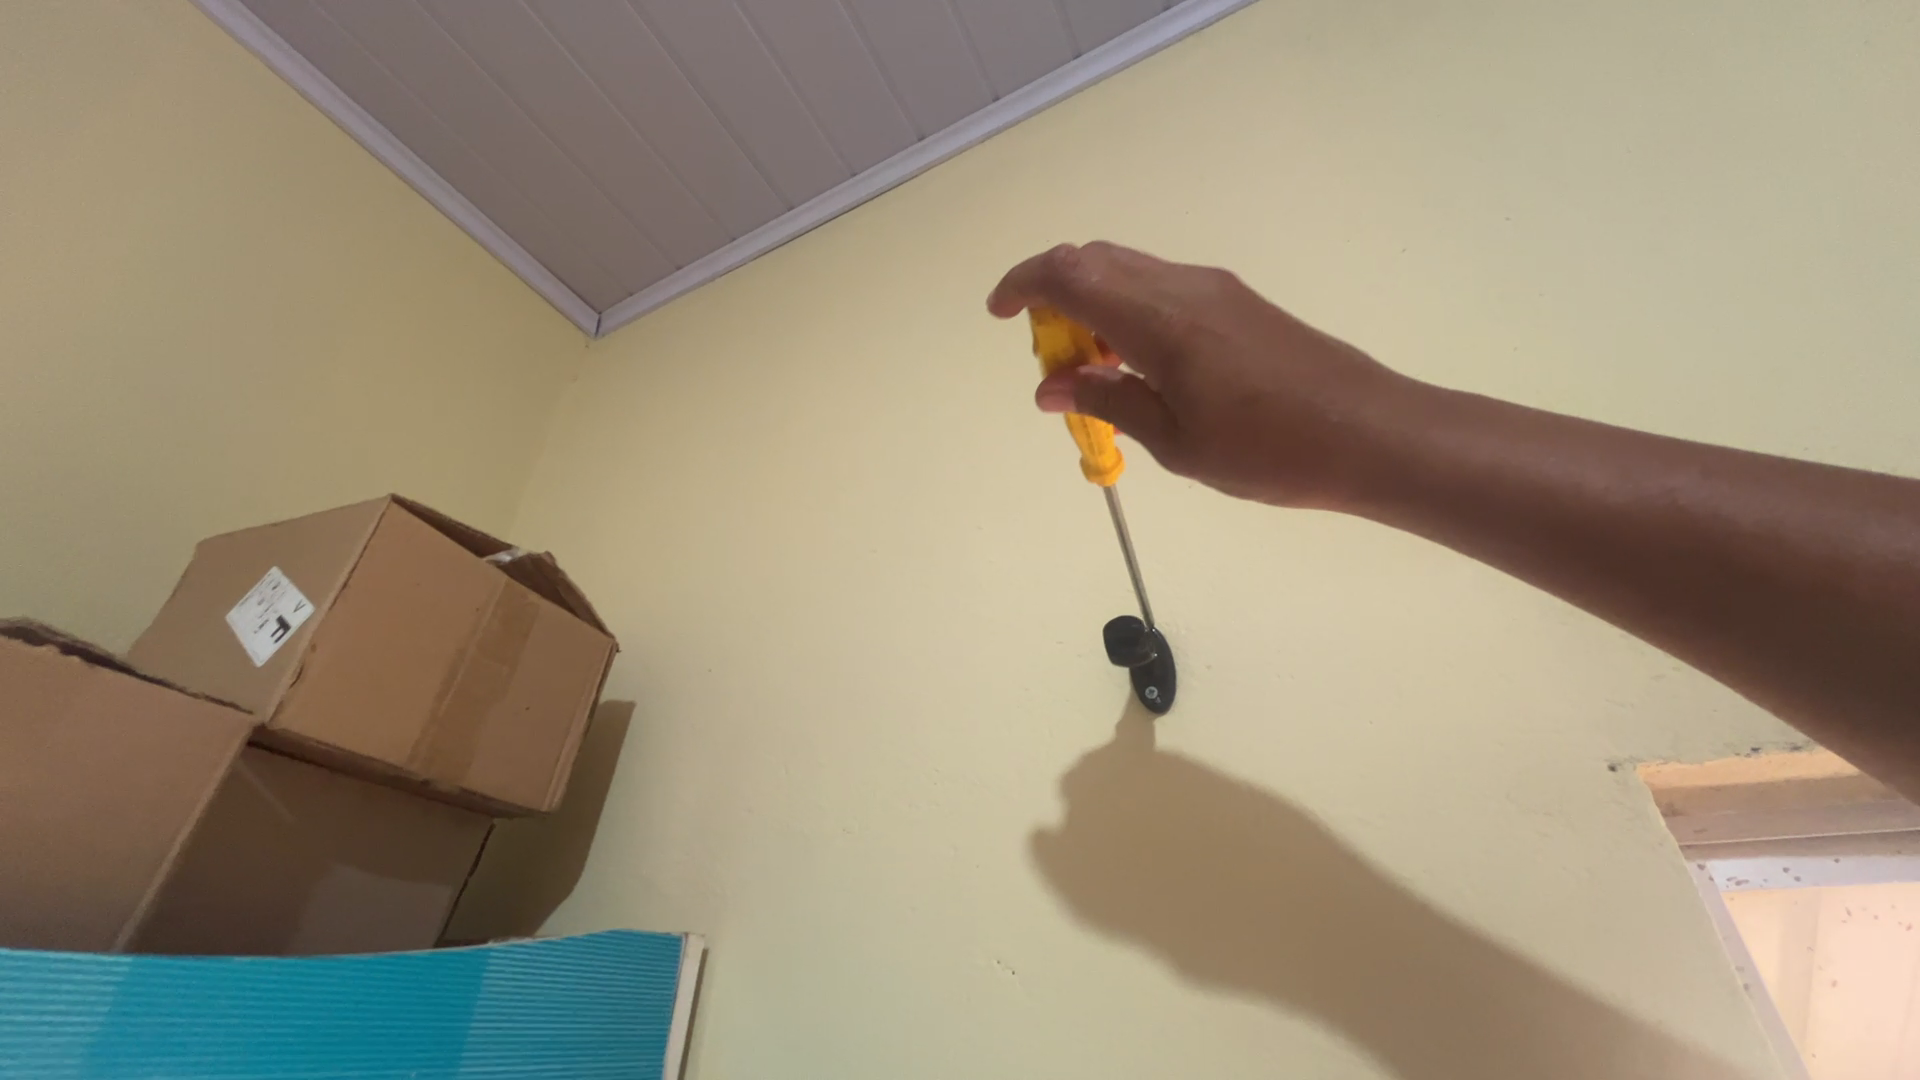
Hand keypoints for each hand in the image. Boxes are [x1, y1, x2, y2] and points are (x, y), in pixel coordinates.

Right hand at [988, 242, 1420, 509]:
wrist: (1371, 434)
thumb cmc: (1267, 451)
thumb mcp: (1173, 441)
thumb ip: (1107, 401)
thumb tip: (1049, 386)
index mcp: (1160, 320)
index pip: (1069, 274)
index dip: (1022, 285)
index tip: (999, 315)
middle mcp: (1183, 287)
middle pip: (1094, 262)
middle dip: (1054, 300)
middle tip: (1052, 364)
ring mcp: (1214, 289)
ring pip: (1127, 273)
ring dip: (1092, 309)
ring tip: (1093, 375)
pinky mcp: (1235, 302)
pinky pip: (1158, 290)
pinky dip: (1126, 315)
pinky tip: (1138, 369)